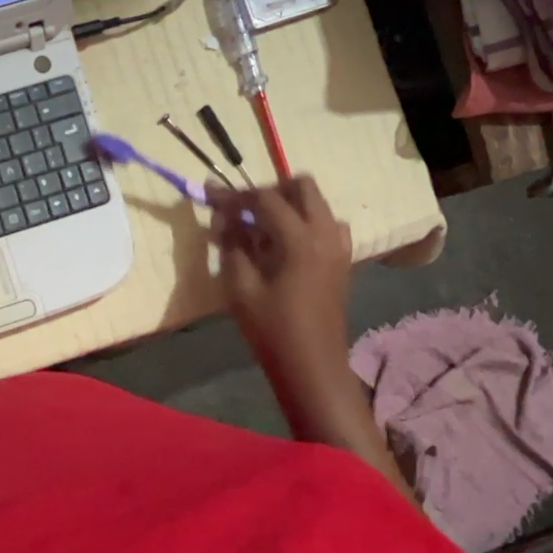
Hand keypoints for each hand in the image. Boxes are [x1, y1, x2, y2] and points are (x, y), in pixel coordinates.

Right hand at [207, 179, 364, 446]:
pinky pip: (326, 225)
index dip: (235, 195)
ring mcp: (339, 246)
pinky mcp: (342, 260)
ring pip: (316, 204)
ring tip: (260, 231)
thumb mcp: (242, 289)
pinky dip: (304, 224)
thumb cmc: (272, 331)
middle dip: (269, 191)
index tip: (210, 195)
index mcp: (300, 239)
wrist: (312, 365)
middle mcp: (326, 233)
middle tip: (242, 210)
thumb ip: (233, 246)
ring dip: (289, 206)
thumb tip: (224, 219)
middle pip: (302, 187)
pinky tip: (283, 247)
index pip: (265, 199)